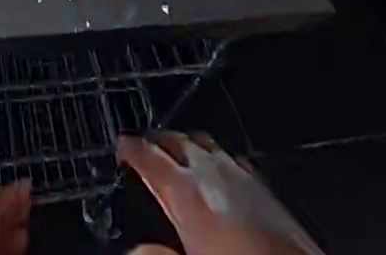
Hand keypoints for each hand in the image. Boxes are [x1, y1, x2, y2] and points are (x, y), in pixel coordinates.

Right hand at [117, 133, 320, 254]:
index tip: (121, 147)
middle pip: (176, 140)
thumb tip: (137, 251)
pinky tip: (215, 172)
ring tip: (173, 155)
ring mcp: (241, 177)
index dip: (131, 148)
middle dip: (154, 141)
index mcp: (187, 194)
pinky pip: (230, 157)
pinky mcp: (264, 187)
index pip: (150, 156)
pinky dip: (213, 157)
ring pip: (204, 143)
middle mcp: (212, 174)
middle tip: (141, 149)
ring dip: (184, 145)